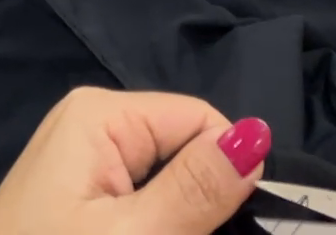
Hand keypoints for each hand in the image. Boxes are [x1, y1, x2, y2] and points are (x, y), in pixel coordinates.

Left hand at [0, 86, 270, 234]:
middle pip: (182, 148)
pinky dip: (155, 225)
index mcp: (101, 113)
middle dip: (205, 202)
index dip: (230, 172)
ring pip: (164, 180)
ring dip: (183, 220)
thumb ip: (196, 188)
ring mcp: (80, 160)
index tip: (243, 231)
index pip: (198, 118)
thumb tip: (259, 133)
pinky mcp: (75, 196)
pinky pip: (136, 199)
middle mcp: (90, 122)